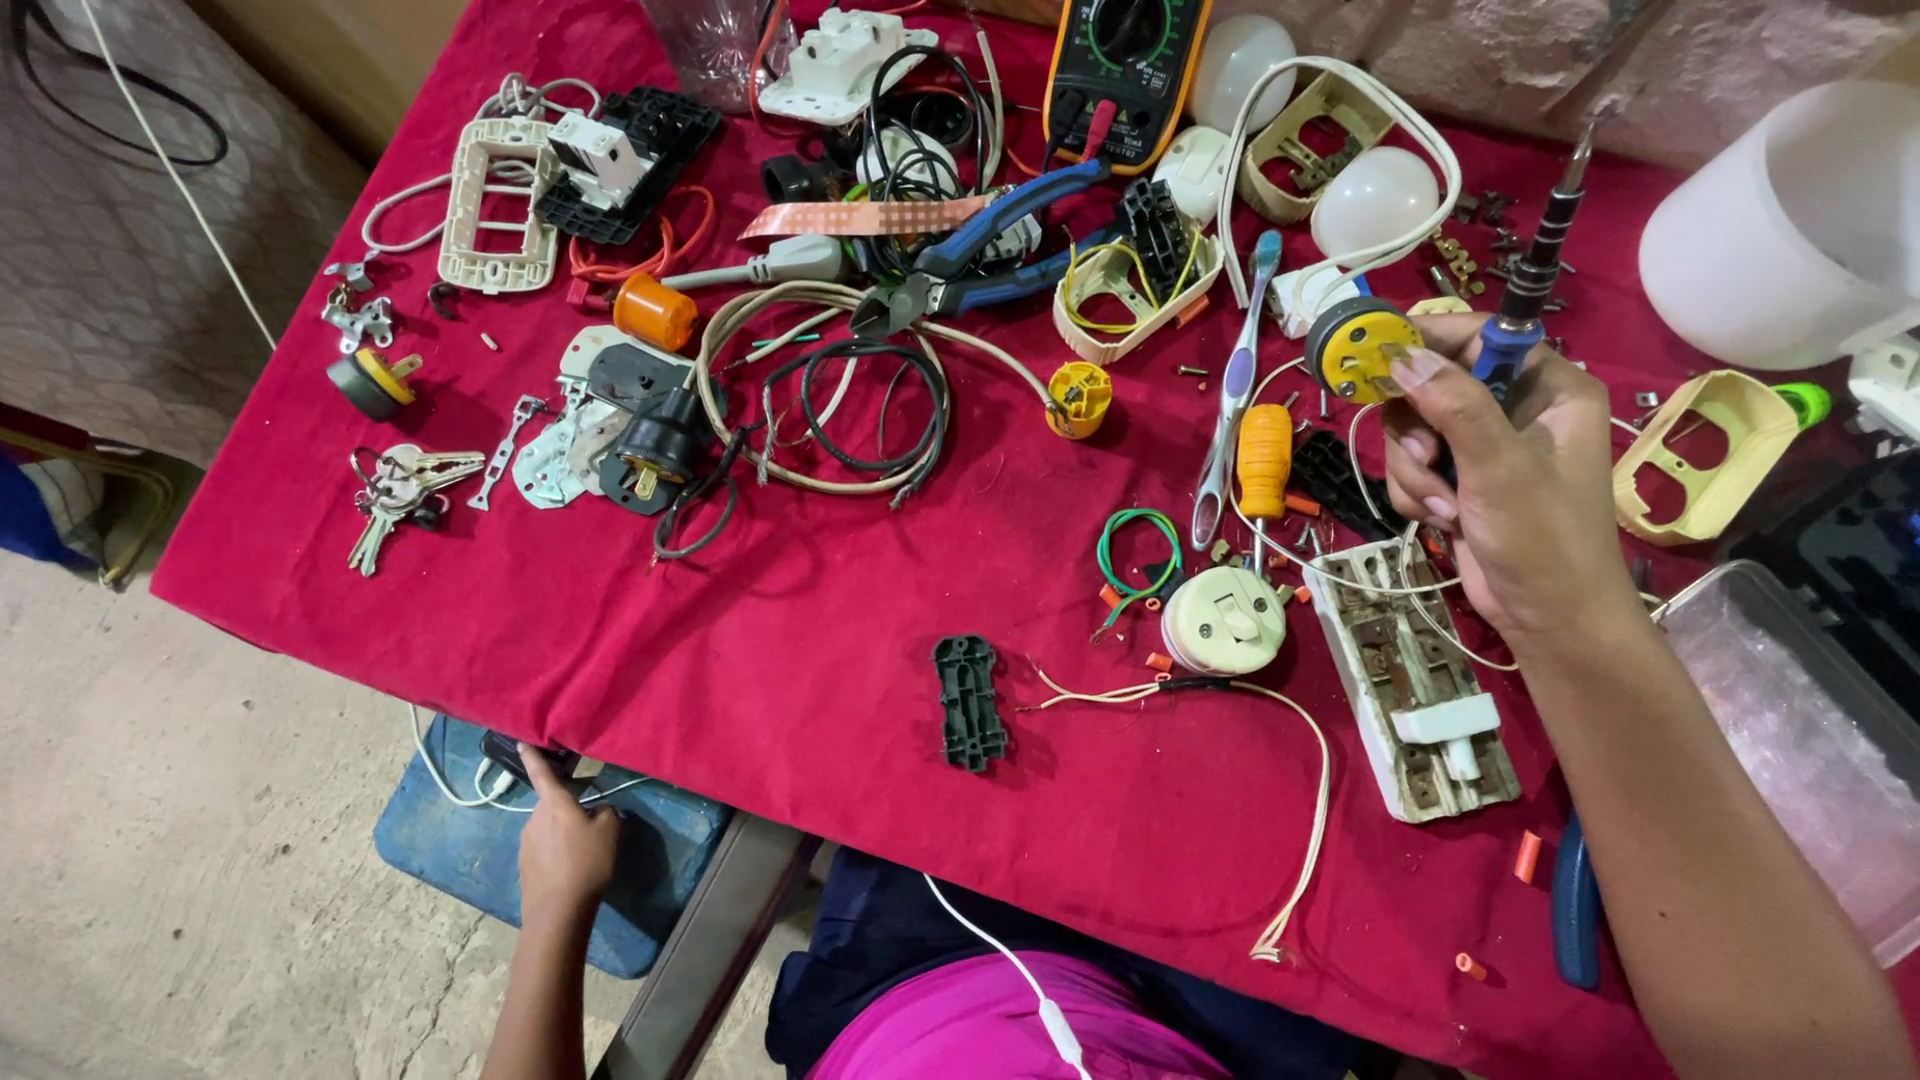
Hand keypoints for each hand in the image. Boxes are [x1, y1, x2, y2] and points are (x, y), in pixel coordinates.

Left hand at [516, 743, 620, 927]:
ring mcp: (526, 841)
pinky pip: (545, 844)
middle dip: (568, 806)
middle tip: (591, 819)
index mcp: (555, 804)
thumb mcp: (611, 830)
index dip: (534, 756)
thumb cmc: (587, 862)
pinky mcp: (525, 863)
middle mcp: (535, 818)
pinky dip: (558, 848)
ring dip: (564, 828)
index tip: (522, 741)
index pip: (543, 774)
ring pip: (549, 824)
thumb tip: (597, 809)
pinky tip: (572, 864)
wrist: (558, 911)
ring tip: (585, 847)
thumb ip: (606, 811)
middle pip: (552, 803)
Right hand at [1380, 313, 1641, 646]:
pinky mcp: (1458, 478)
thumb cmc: (1542, 537)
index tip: (1377, 353)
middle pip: (1431, 386)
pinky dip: (1414, 492)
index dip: (1429, 340)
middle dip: (1416, 430)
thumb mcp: (1498, 466)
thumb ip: (1453, 405)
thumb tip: (1401, 357)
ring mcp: (1482, 446)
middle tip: (1423, 455)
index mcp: (1548, 390)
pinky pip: (1412, 466)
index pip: (1482, 337)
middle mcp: (1514, 409)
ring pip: (1412, 430)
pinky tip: (1440, 520)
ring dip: (1414, 471)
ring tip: (1442, 506)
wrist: (1546, 614)